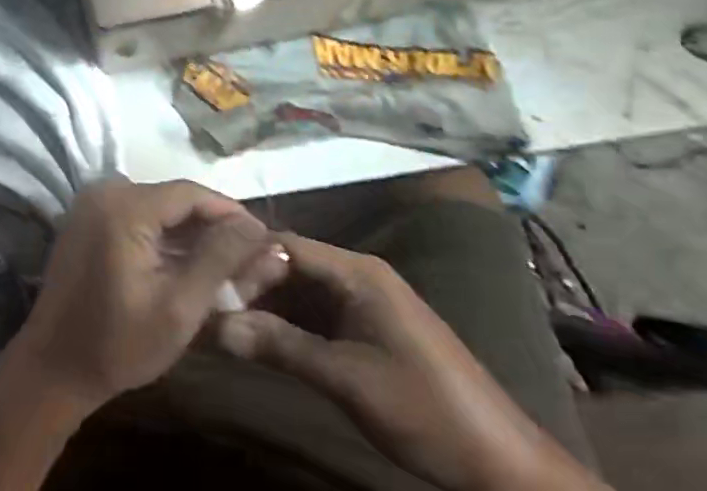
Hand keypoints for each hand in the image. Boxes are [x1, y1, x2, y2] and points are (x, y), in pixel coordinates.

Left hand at [9, 178, 286, 410]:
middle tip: (250, 260)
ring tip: (227, 268)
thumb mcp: (179, 307)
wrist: (53, 367)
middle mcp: (104, 191)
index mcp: (123, 206)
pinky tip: (189, 266)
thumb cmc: (117, 344)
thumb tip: (259, 228)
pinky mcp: (88, 220)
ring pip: (159, 209)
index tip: (265, 240)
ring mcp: (92, 204)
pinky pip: (138, 218)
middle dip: (214, 227)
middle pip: (175, 199)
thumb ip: (221, 260)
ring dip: (192, 235)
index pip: (192, 193)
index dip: (232, 213)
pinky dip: (165, 238)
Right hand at [216, 234, 607, 490]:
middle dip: (249, 283)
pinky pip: (312, 316)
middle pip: (289, 264)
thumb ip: (281, 346)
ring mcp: (361, 304)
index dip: (245, 261)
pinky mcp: (363, 331)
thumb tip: (216, 325)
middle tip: (207, 305)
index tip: (208, 286)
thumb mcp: (347, 378)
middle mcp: (356, 276)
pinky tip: (253, 340)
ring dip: (262, 306)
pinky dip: (283, 326)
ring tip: (220, 322)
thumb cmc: (424, 408)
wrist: (499, 462)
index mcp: (358, 272)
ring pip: (297, 292)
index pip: (286, 244)